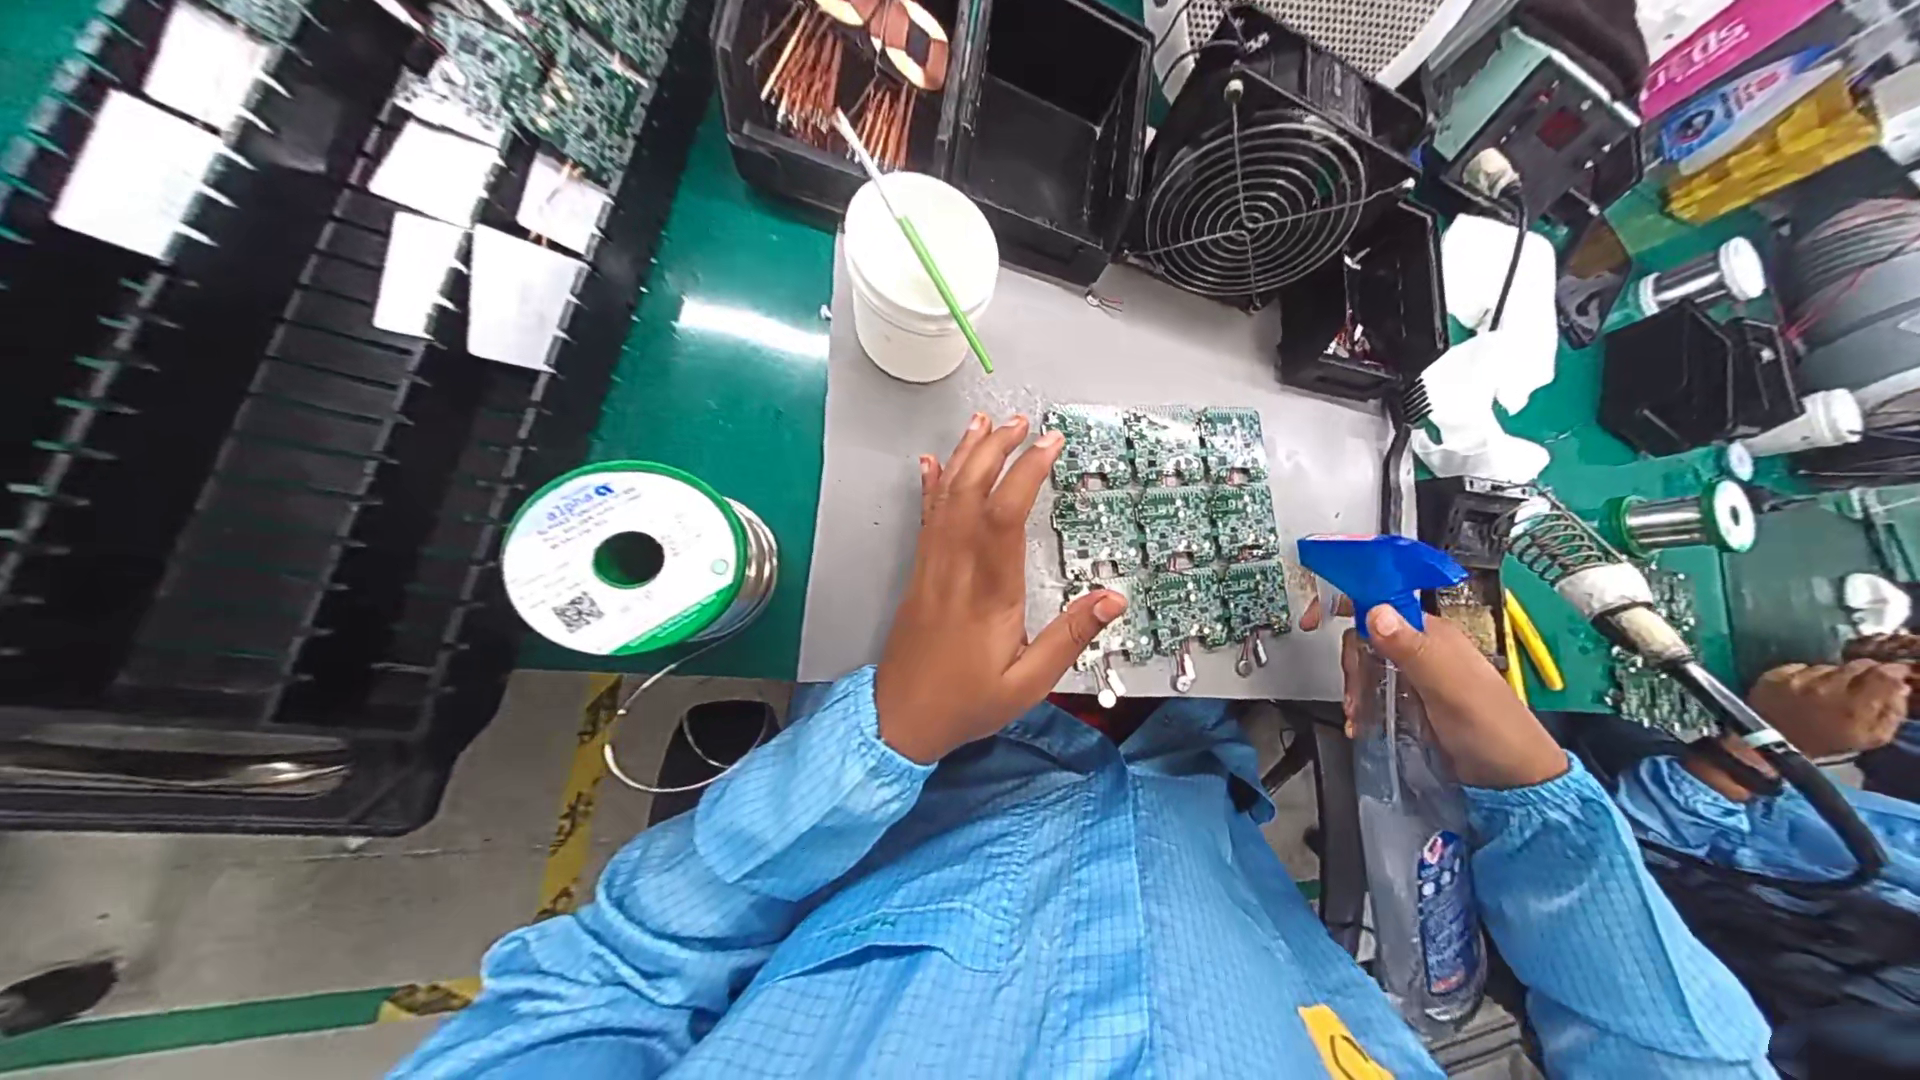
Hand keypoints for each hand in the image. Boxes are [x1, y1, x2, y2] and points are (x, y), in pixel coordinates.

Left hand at [874, 414, 1127, 763]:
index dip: (1026, 472)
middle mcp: (956, 569)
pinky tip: (934, 464)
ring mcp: (932, 568)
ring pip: (945, 499)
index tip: (1048, 444)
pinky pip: (925, 520)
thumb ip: (1069, 638)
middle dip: (995, 450)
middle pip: (971, 493)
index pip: (1005, 516)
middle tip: (1019, 422)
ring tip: (983, 425)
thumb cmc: (965, 703)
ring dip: (965, 457)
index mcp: (989, 592)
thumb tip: (1112, 598)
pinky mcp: (919, 573)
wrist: (899, 718)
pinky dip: (931, 486)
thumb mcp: (1028, 683)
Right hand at [1341, 604, 1566, 788]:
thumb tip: (1373, 610)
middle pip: (1364, 638)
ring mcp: (1416, 673)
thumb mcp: (1448, 686)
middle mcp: (1421, 648)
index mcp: (1431, 633)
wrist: (1515, 781)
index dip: (1343, 605)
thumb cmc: (1490, 728)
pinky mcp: (1410, 698)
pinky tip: (1361, 722)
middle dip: (1350, 664)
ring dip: (1354, 688)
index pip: (1379, 603)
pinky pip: (1373, 689)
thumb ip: (1411, 648)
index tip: (1312, 621)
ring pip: (1366, 665)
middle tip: (1352, 694)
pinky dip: (1361, 704)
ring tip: (1357, 715)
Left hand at [1748, 660, 1910, 759]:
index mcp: (1855, 706)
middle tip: (1865, 678)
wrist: (1773, 739)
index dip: (1894, 670)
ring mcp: (1795, 680)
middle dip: (1866, 670)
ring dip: (1834, 674)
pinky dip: (1806, 673)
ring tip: (1831, 687)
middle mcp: (1825, 688)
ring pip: (1827, 666)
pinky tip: (1805, 685)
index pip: (1882, 675)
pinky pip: (1798, 667)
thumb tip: (1900, 686)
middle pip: (1855, 666)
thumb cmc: (1829, 740)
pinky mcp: (1772, 676)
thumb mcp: (1874, 736)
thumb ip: (1892, 711)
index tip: (1897, 670)